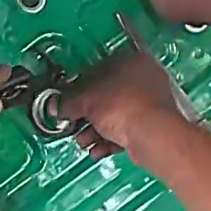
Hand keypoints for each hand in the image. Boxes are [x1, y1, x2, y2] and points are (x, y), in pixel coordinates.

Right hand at [62, 51, 190, 157]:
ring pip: (116, 117)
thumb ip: (69, 103)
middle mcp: (145, 80)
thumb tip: (59, 106)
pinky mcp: (152, 128)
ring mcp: (150, 105)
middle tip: (74, 123)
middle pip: (107, 96)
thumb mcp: (86, 101)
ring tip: (83, 140)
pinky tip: (97, 149)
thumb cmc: (127, 106)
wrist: (151, 135)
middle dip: (87, 114)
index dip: (79, 86)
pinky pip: (126, 133)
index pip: (98, 70)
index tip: (69, 99)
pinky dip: (110, 141)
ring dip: (96, 130)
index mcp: (131, 61)